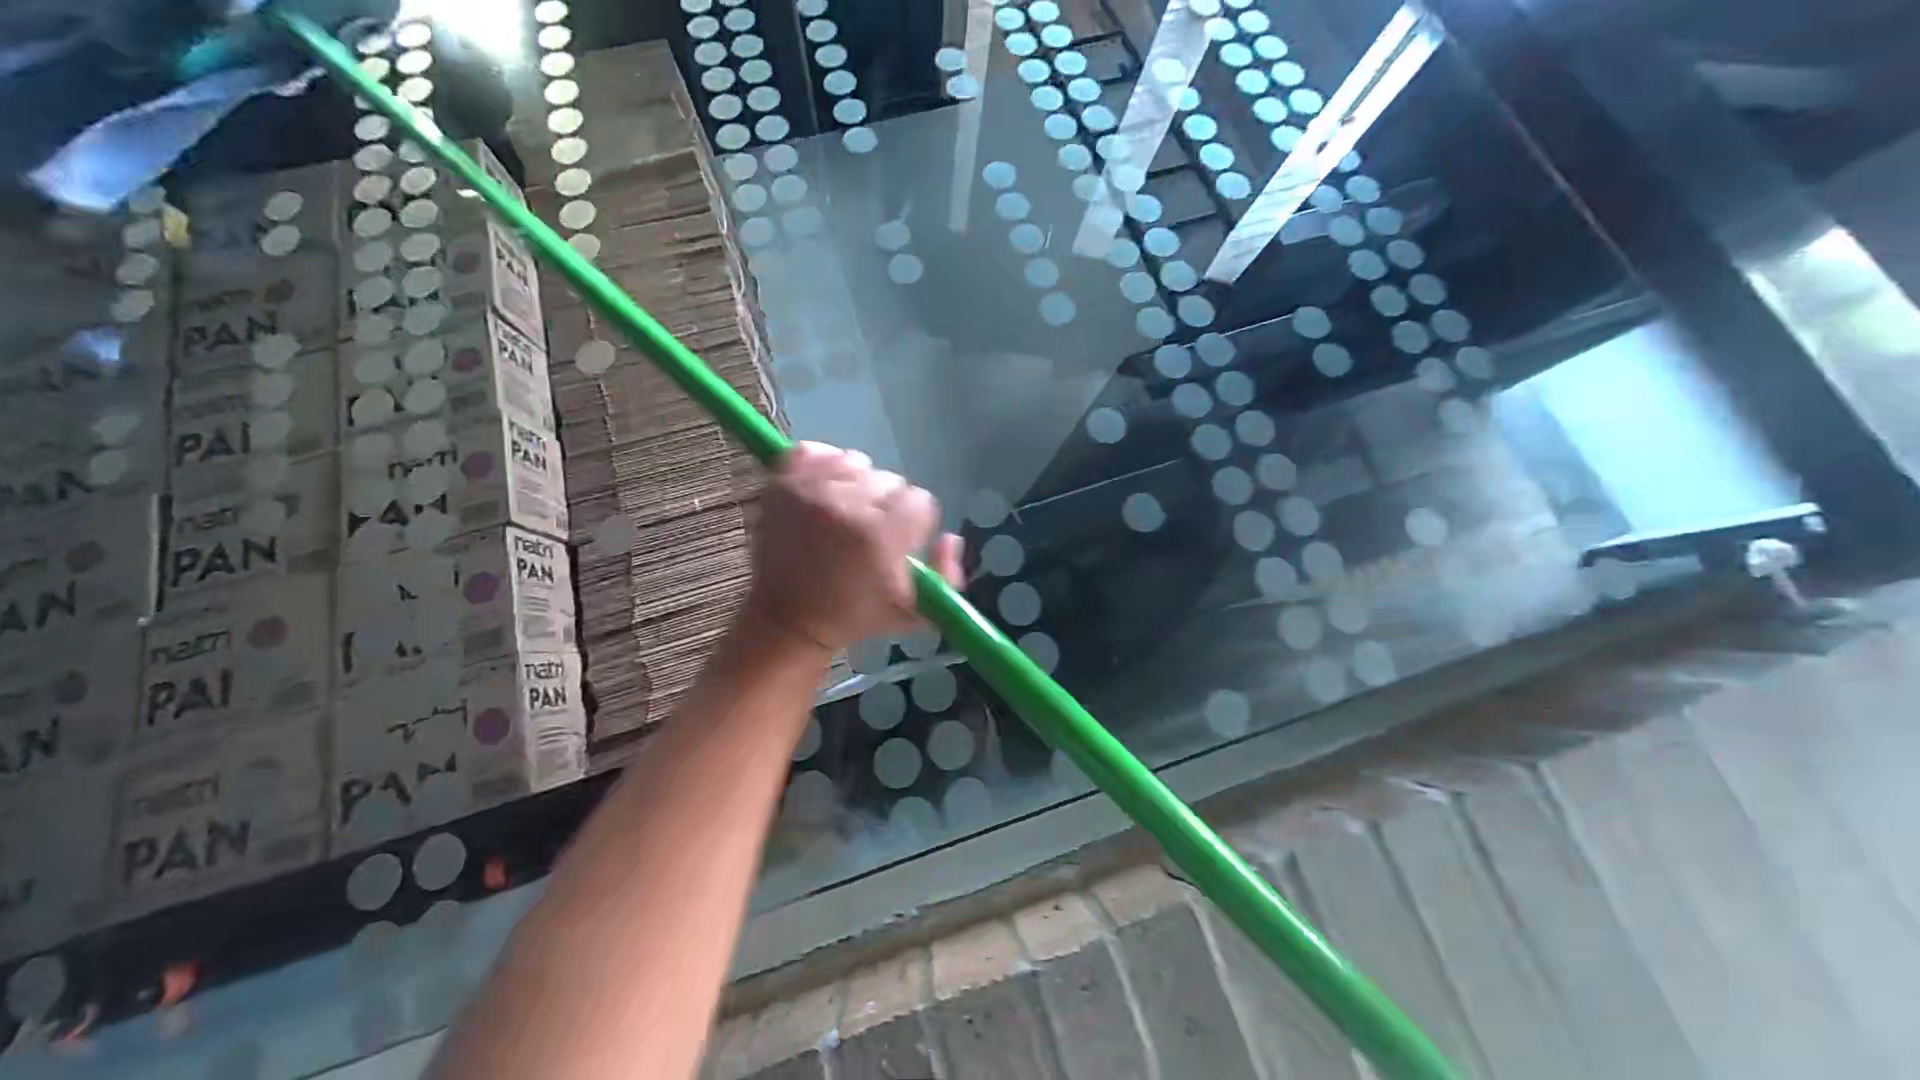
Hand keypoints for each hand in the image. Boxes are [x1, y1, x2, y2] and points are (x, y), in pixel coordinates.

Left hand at [744, 442, 964, 652]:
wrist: (788, 618)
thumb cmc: (855, 616)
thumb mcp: (915, 611)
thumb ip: (946, 575)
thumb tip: (949, 538)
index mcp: (879, 537)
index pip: (921, 501)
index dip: (916, 523)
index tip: (902, 542)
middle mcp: (845, 506)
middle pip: (890, 480)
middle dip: (887, 506)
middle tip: (870, 533)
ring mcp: (810, 490)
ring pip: (856, 462)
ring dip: (857, 485)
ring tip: (845, 513)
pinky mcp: (783, 483)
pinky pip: (814, 451)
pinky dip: (823, 465)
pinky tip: (824, 491)